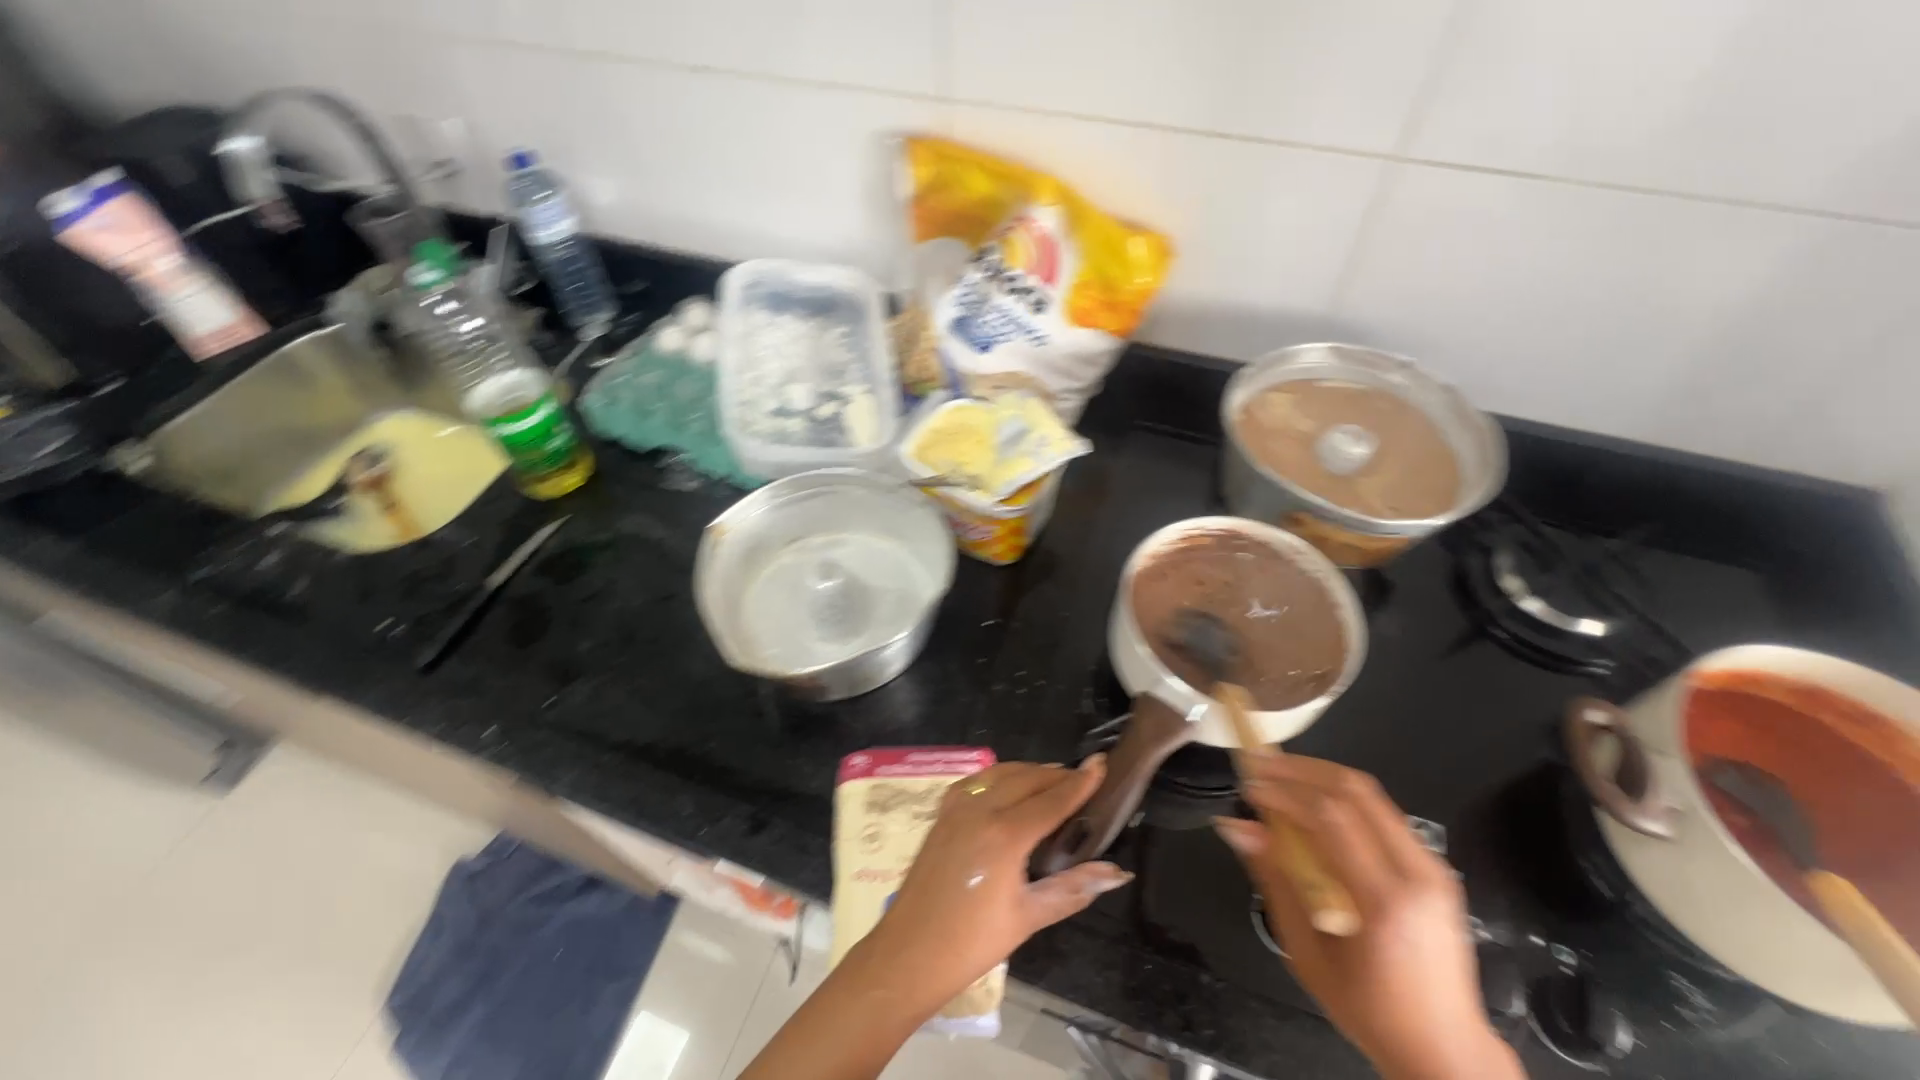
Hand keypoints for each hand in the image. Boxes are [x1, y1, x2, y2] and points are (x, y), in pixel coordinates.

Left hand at [857, 756, 1132, 1008]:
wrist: (909, 953)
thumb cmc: (972, 942)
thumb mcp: (1029, 917)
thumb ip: (1073, 888)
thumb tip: (1117, 872)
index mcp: (1005, 835)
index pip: (1051, 800)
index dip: (1080, 782)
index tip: (1101, 763)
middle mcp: (979, 811)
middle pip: (1025, 780)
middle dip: (1056, 775)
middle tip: (1083, 776)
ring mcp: (955, 810)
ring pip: (998, 775)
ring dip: (1027, 771)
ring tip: (1052, 777)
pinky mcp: (940, 817)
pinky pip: (974, 783)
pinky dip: (998, 777)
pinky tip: (1006, 786)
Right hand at [1214, 755, 1522, 1079]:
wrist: (1444, 1047)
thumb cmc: (1368, 1011)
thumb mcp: (1307, 953)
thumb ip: (1275, 881)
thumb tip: (1239, 828)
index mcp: (1383, 901)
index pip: (1330, 819)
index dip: (1284, 792)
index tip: (1248, 785)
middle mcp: (1417, 874)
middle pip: (1356, 793)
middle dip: (1302, 771)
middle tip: (1260, 765)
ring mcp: (1434, 869)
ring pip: (1374, 798)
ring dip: (1323, 779)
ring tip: (1281, 776)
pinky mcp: (1437, 870)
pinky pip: (1386, 818)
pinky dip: (1345, 801)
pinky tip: (1315, 805)